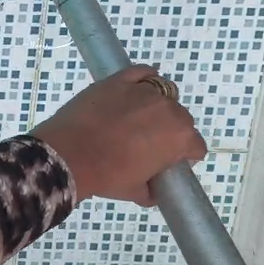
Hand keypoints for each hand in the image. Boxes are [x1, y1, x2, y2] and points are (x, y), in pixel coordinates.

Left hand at [32, 64, 206, 205]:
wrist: (68, 154)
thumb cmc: (107, 175)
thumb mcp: (139, 192)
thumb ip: (155, 189)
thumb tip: (154, 188)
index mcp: (180, 137)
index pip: (195, 146)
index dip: (182, 155)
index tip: (165, 161)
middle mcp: (168, 109)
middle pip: (179, 118)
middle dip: (168, 129)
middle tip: (146, 141)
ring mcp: (142, 91)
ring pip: (162, 93)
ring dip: (155, 105)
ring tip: (135, 117)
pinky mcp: (117, 80)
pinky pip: (141, 72)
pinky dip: (143, 77)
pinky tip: (136, 88)